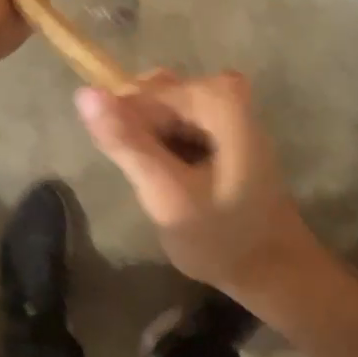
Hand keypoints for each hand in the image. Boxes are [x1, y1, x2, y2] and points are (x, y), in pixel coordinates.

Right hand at [75, 71, 319, 295]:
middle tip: (154, 185)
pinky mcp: (224, 123)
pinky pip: (176, 123)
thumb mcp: (166, 195)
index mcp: (215, 96)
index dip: (126, 136)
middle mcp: (223, 87)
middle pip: (151, 98)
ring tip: (167, 187)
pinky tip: (178, 182)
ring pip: (159, 113)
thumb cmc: (222, 238)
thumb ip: (126, 143)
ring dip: (152, 148)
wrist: (274, 269)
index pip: (138, 95)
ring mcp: (226, 104)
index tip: (136, 176)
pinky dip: (167, 150)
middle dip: (141, 139)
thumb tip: (84, 93)